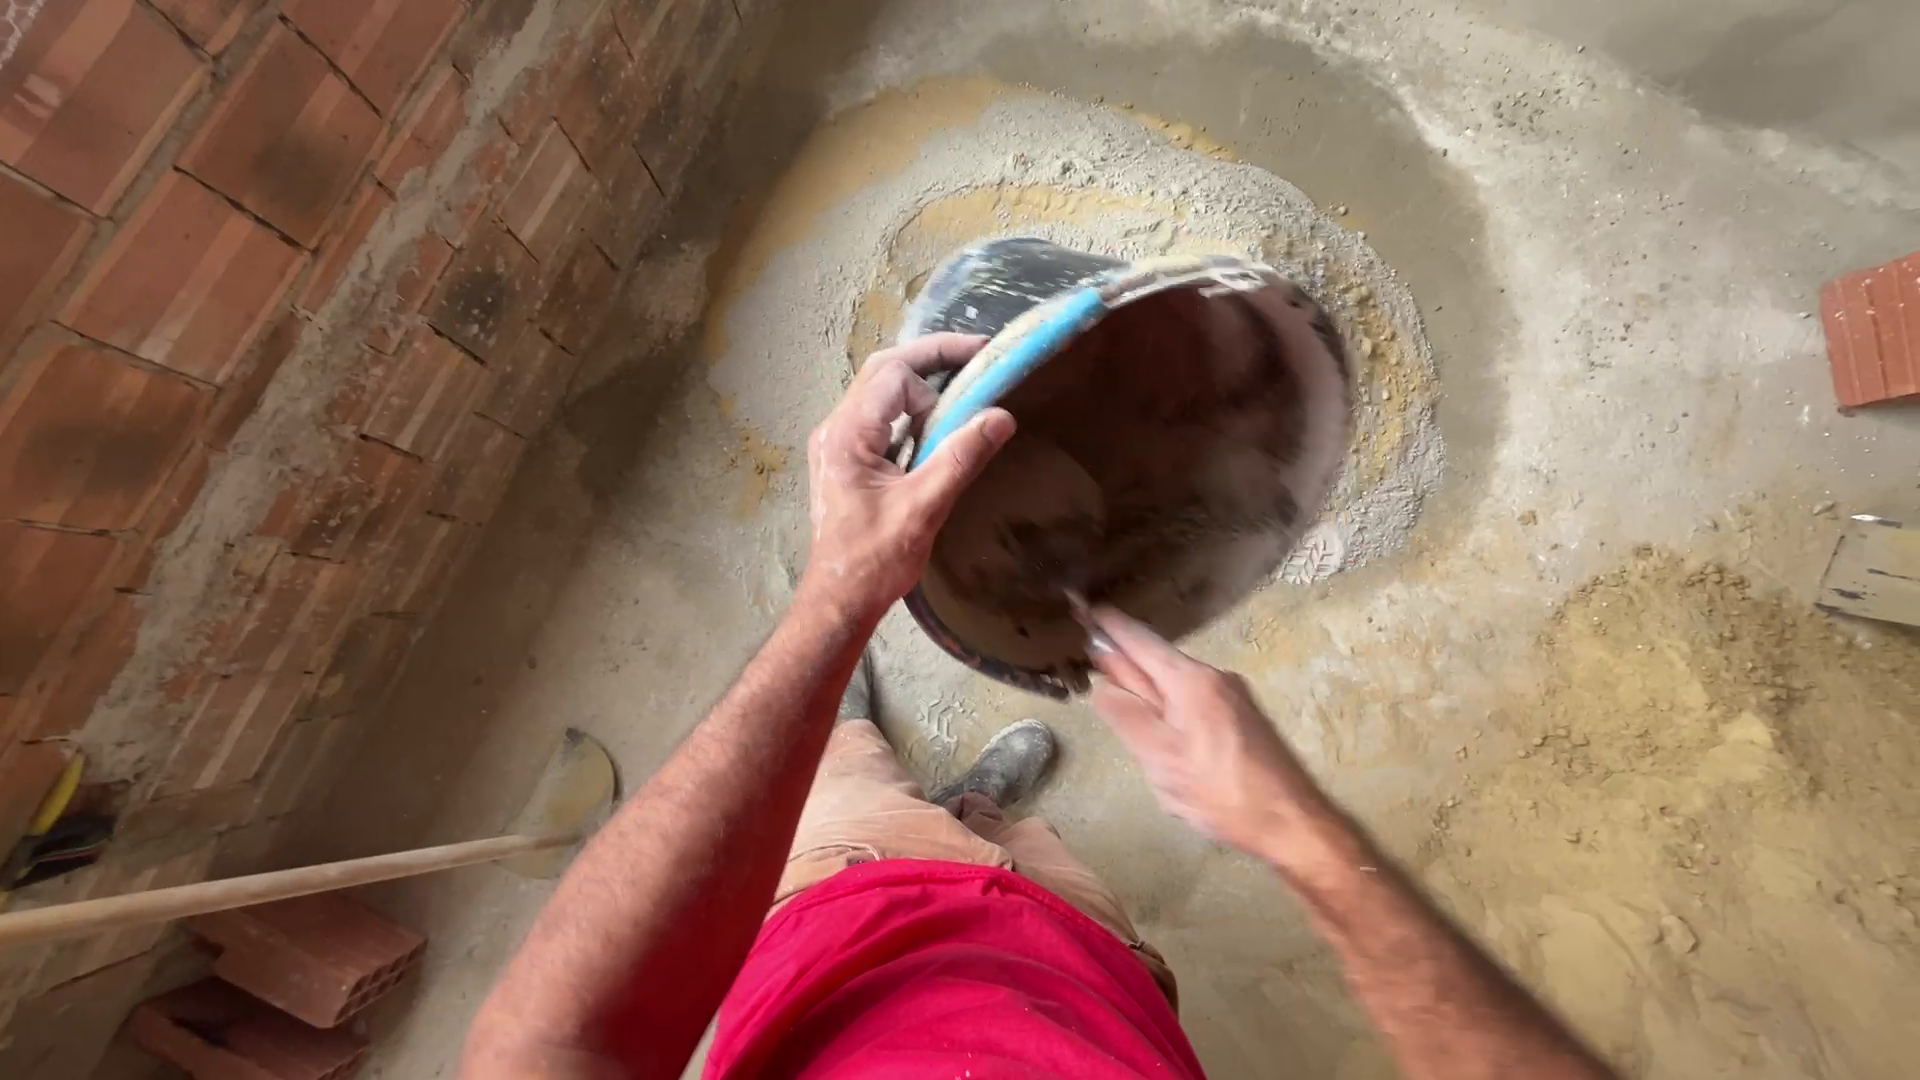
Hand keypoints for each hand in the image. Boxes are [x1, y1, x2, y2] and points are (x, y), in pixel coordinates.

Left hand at [804, 333, 1015, 618]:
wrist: (839, 600)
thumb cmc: (875, 560)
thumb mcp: (924, 508)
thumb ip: (960, 458)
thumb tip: (1000, 417)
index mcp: (848, 434)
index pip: (894, 371)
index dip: (939, 356)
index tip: (982, 357)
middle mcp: (836, 430)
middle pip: (884, 373)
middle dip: (932, 364)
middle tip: (977, 364)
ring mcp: (837, 445)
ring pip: (881, 395)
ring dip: (923, 391)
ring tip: (964, 399)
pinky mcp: (845, 461)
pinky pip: (880, 421)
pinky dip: (911, 416)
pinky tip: (937, 433)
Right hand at [1086, 607, 1334, 856]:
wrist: (1292, 823)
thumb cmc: (1221, 792)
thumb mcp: (1160, 758)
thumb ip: (1126, 717)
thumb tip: (1102, 687)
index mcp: (1190, 681)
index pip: (1140, 641)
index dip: (1109, 625)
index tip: (1083, 607)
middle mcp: (1213, 677)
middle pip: (1156, 660)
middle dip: (1122, 657)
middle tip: (1087, 652)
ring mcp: (1230, 695)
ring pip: (1173, 681)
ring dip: (1143, 684)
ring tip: (1116, 694)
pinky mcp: (1239, 715)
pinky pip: (1190, 696)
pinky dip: (1165, 700)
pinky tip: (1157, 723)